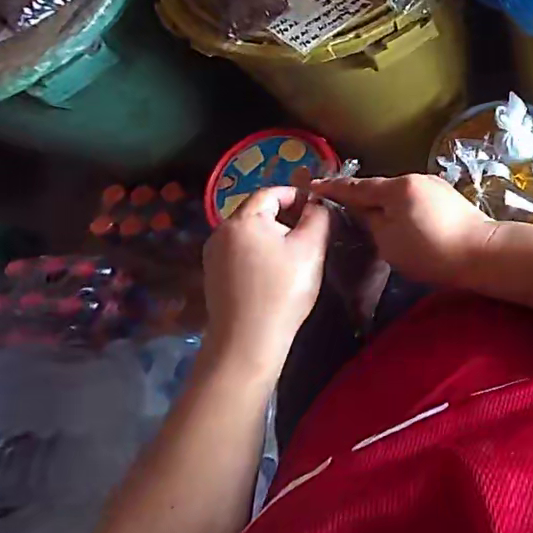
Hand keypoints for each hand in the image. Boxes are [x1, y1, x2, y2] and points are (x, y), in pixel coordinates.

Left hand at [201, 186, 329, 378]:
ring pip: (250, 233)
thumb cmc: (283, 289)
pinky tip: (277, 273)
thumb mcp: (311, 247)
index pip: (271, 192)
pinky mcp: (214, 275)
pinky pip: (242, 251)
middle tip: (313, 233)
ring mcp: (213, 255)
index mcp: (243, 220)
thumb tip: (317, 204)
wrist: (248, 341)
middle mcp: (221, 232)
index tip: (319, 210)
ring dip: (275, 235)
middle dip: (287, 216)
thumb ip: (318, 216)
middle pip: (258, 212)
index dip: (297, 195)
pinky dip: (261, 252)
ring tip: (298, 254)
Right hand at [309, 174, 494, 288]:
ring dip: (384, 204)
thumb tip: (363, 210)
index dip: (332, 188)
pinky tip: (400, 221)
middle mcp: (416, 178)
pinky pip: (415, 199)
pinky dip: (403, 208)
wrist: (482, 254)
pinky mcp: (449, 197)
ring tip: (370, 219)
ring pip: (400, 194)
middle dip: (360, 197)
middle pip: (380, 188)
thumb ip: (370, 221)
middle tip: (338, 207)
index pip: (356, 187)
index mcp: (398, 187)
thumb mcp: (388, 241)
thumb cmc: (431, 251)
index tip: (312, 185)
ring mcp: (436, 186)